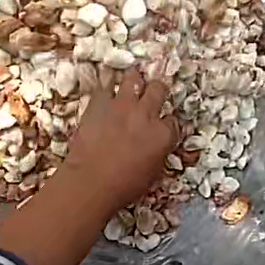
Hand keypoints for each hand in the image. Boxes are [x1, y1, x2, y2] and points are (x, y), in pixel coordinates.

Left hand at [51, 69, 177, 215]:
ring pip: (133, 78)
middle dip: (157, 90)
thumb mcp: (152, 173)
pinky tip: (105, 98)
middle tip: (152, 94)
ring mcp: (122, 105)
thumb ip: (158, 152)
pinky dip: (106, 93)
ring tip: (132, 83)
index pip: (173, 121)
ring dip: (134, 80)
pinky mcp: (99, 103)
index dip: (167, 123)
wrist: (91, 181)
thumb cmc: (124, 186)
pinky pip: (105, 88)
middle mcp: (146, 114)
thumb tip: (155, 147)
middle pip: (158, 89)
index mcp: (163, 134)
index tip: (162, 128)